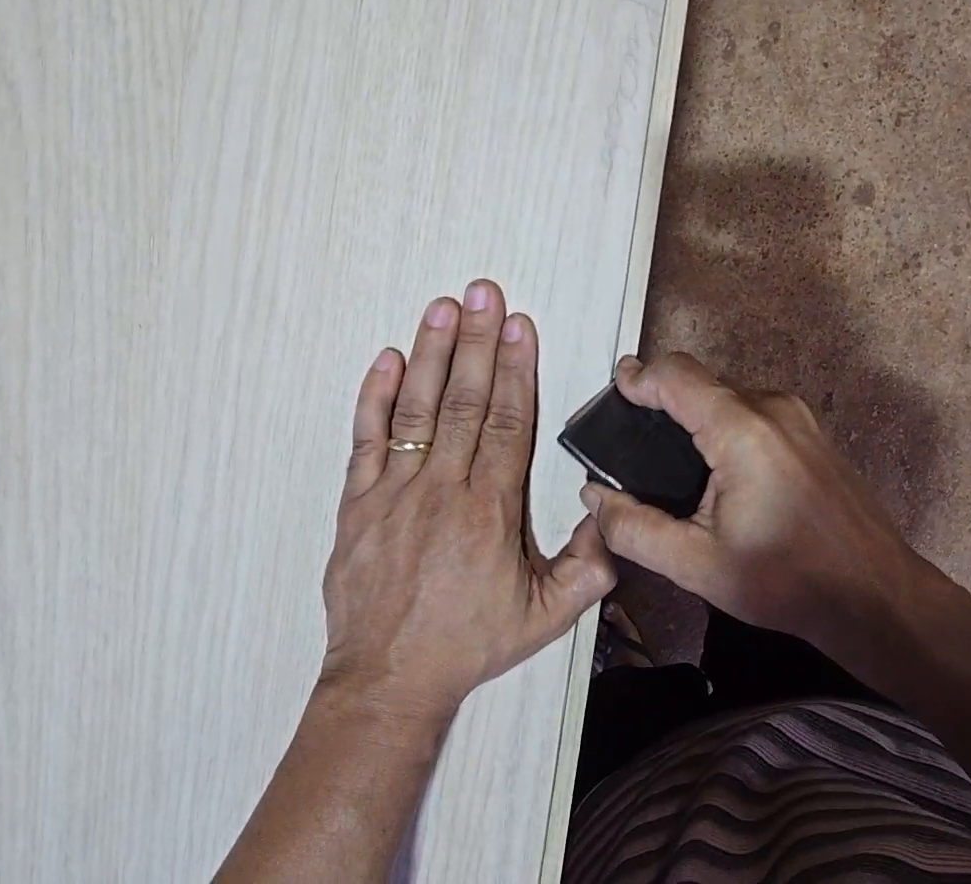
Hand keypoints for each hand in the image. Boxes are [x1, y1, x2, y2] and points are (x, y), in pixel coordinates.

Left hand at [319, 280, 615, 718]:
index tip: (519, 327)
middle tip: (484, 293)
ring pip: (418, 409)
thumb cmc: (469, 643)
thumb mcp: (546, 616)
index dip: (515, 368)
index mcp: (490, 510)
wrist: (390, 678)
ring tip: (443, 308)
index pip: (507, 422)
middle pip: (465, 400)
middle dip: (478, 341)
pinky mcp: (358, 503)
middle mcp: (443, 491)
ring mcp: (395, 493)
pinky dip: (376, 397)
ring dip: (433, 354)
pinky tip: (389, 360)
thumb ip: (589, 567)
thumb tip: (612, 520)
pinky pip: (367, 439)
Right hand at [582, 353, 954, 646]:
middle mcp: (772, 409)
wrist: (875, 595)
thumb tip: (595, 498)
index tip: (612, 392)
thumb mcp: (697, 565)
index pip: (678, 375)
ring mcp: (797, 418)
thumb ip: (635, 529)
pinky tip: (710, 470)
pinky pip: (751, 412)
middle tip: (629, 436)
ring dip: (693, 415)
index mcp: (743, 431)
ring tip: (663, 457)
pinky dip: (721, 425)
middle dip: (661, 400)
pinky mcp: (809, 433)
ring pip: (727, 396)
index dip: (638, 377)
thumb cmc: (789, 580)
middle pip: (701, 382)